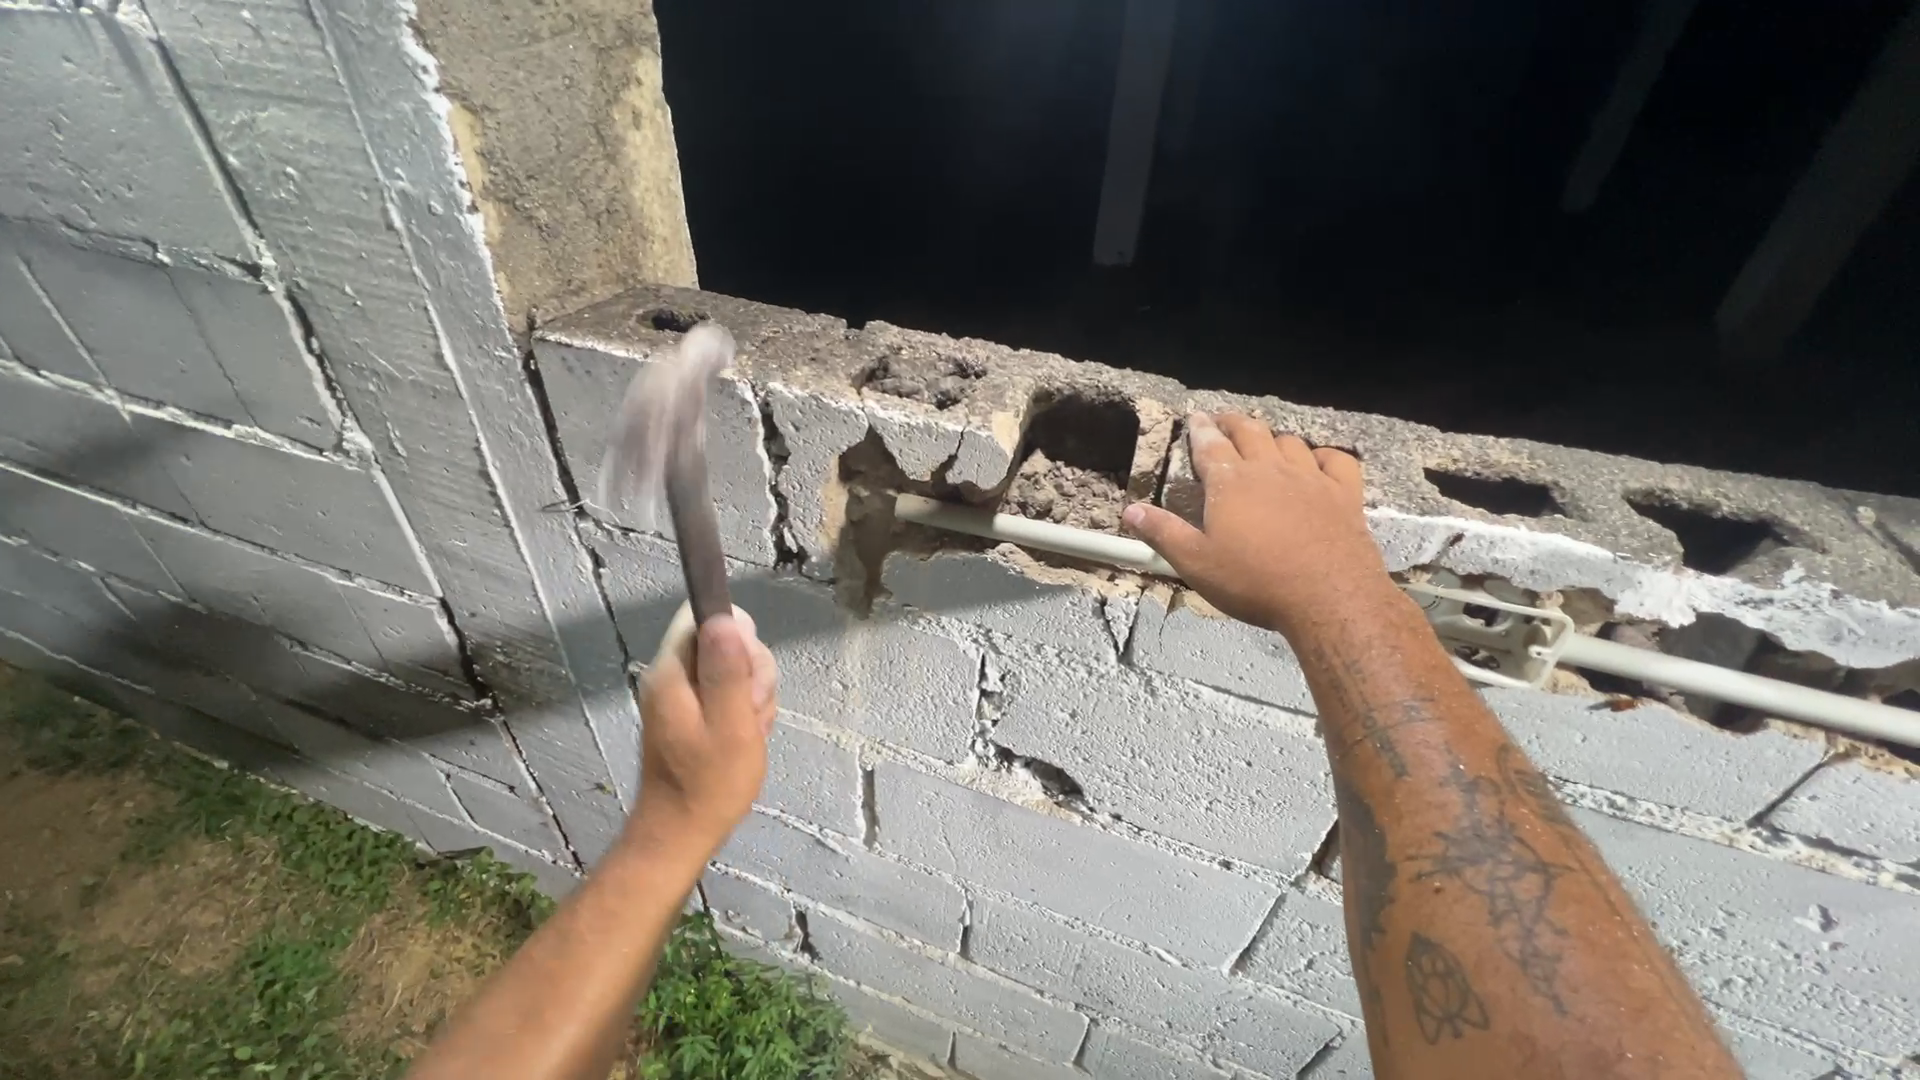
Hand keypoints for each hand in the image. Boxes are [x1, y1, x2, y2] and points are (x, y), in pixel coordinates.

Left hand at [631, 611, 777, 855]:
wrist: (682, 834)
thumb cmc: (709, 783)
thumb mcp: (729, 724)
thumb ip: (727, 669)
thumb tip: (726, 617)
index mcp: (673, 671)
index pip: (702, 615)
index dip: (736, 632)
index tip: (748, 672)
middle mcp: (672, 674)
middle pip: (725, 639)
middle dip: (752, 670)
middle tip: (752, 709)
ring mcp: (682, 693)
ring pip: (734, 666)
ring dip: (754, 693)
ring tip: (749, 730)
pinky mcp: (694, 711)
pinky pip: (731, 690)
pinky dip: (746, 709)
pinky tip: (746, 735)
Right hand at [1123, 412, 1389, 633]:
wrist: (1328, 598)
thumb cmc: (1254, 581)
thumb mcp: (1196, 563)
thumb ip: (1163, 533)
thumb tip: (1130, 510)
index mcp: (1231, 483)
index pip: (1210, 445)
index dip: (1199, 429)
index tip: (1195, 418)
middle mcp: (1270, 470)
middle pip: (1250, 432)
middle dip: (1232, 423)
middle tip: (1223, 421)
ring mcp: (1311, 478)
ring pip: (1289, 442)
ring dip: (1272, 437)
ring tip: (1264, 442)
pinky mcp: (1345, 494)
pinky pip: (1336, 459)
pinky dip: (1323, 455)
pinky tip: (1316, 462)